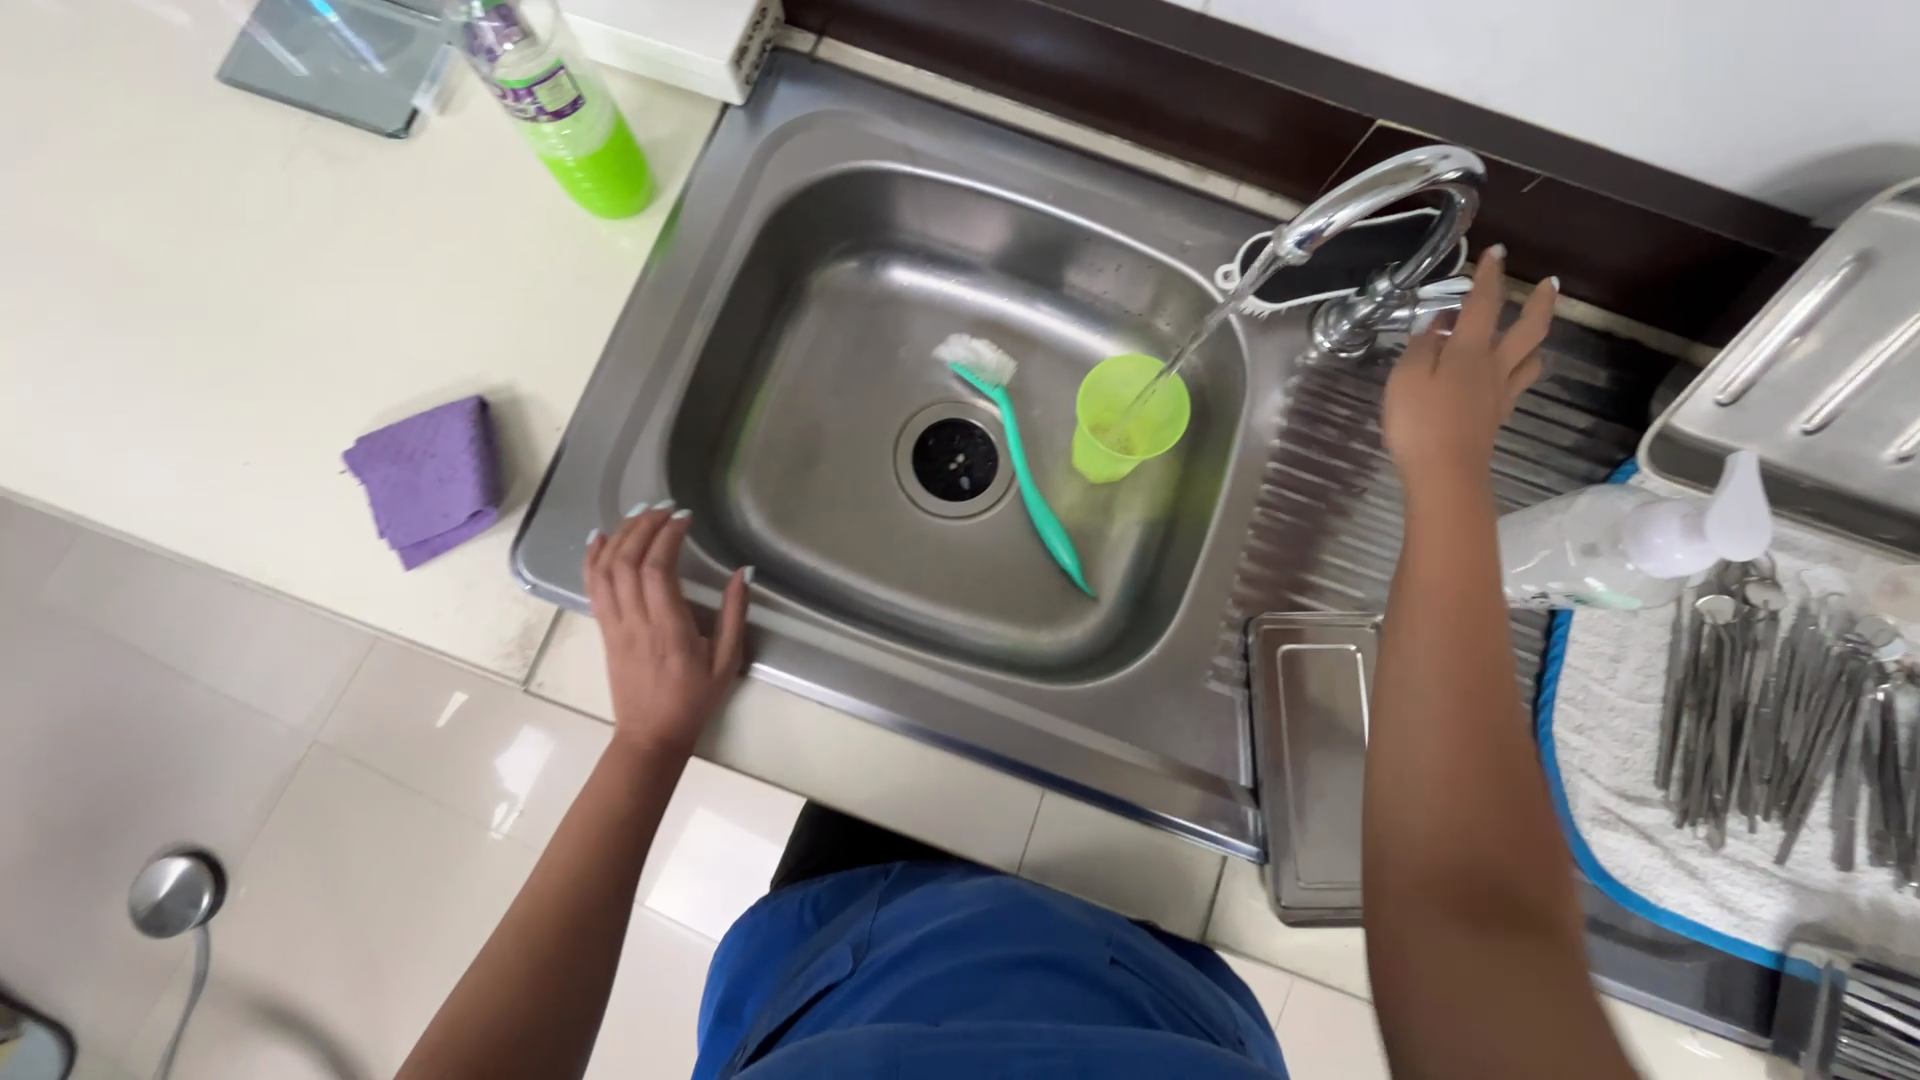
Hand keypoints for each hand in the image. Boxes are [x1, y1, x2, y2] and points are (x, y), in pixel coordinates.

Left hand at [582, 504, 750, 756]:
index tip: (685, 518)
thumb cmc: (694, 699)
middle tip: (665, 508)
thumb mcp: (727, 661)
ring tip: (641, 514)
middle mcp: (636, 622)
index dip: (668, 537)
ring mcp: (614, 626)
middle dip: (644, 526)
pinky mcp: (605, 631)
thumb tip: (743, 573)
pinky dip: (594, 558)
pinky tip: (602, 537)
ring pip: (606, 570)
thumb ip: (734, 615)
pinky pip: (593, 588)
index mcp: (669, 629)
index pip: (659, 570)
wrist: (651, 735)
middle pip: (628, 562)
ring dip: (621, 536)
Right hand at [1382, 245, 1556, 486]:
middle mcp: (1492, 365)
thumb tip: (1436, 326)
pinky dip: (1519, 371)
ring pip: (1530, 358)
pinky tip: (1510, 375)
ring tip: (1532, 331)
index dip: (1489, 276)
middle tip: (1549, 284)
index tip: (1496, 253)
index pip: (1483, 304)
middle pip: (1528, 328)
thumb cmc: (1419, 422)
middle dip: (1540, 302)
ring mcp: (1500, 392)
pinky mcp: (1497, 416)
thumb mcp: (1405, 378)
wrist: (1444, 470)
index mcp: (1467, 351)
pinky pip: (1517, 385)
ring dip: (1535, 340)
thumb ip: (1420, 348)